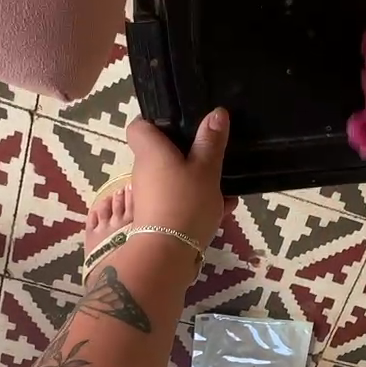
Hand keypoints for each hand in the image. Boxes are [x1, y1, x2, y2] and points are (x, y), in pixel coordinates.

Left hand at [124, 108, 235, 246]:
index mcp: (151, 151)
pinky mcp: (160, 218)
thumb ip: (211, 141)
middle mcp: (145, 171)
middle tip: (210, 151)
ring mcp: (151, 196)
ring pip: (175, 179)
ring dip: (197, 179)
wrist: (168, 254)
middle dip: (186, 152)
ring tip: (225, 184)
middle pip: (161, 153)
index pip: (139, 126)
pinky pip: (181, 201)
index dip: (155, 122)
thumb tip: (216, 113)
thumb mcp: (206, 169)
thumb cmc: (185, 202)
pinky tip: (226, 206)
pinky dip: (199, 201)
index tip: (178, 124)